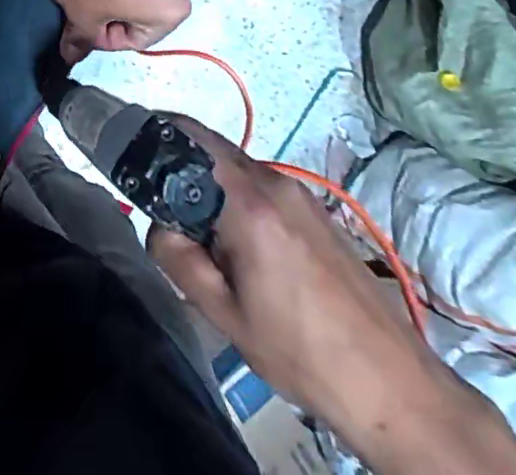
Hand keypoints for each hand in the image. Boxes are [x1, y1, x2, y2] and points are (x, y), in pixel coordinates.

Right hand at [150, 117, 515, 474]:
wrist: (387, 378)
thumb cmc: (299, 350)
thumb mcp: (224, 314)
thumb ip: (179, 259)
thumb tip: (160, 225)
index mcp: (249, 204)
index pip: (190, 140)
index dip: (154, 137)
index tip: (128, 152)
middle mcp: (276, 183)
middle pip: (213, 148)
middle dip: (177, 160)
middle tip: (153, 194)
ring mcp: (300, 194)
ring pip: (237, 167)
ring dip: (207, 183)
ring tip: (193, 230)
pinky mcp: (315, 210)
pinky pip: (261, 186)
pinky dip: (234, 197)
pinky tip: (233, 241)